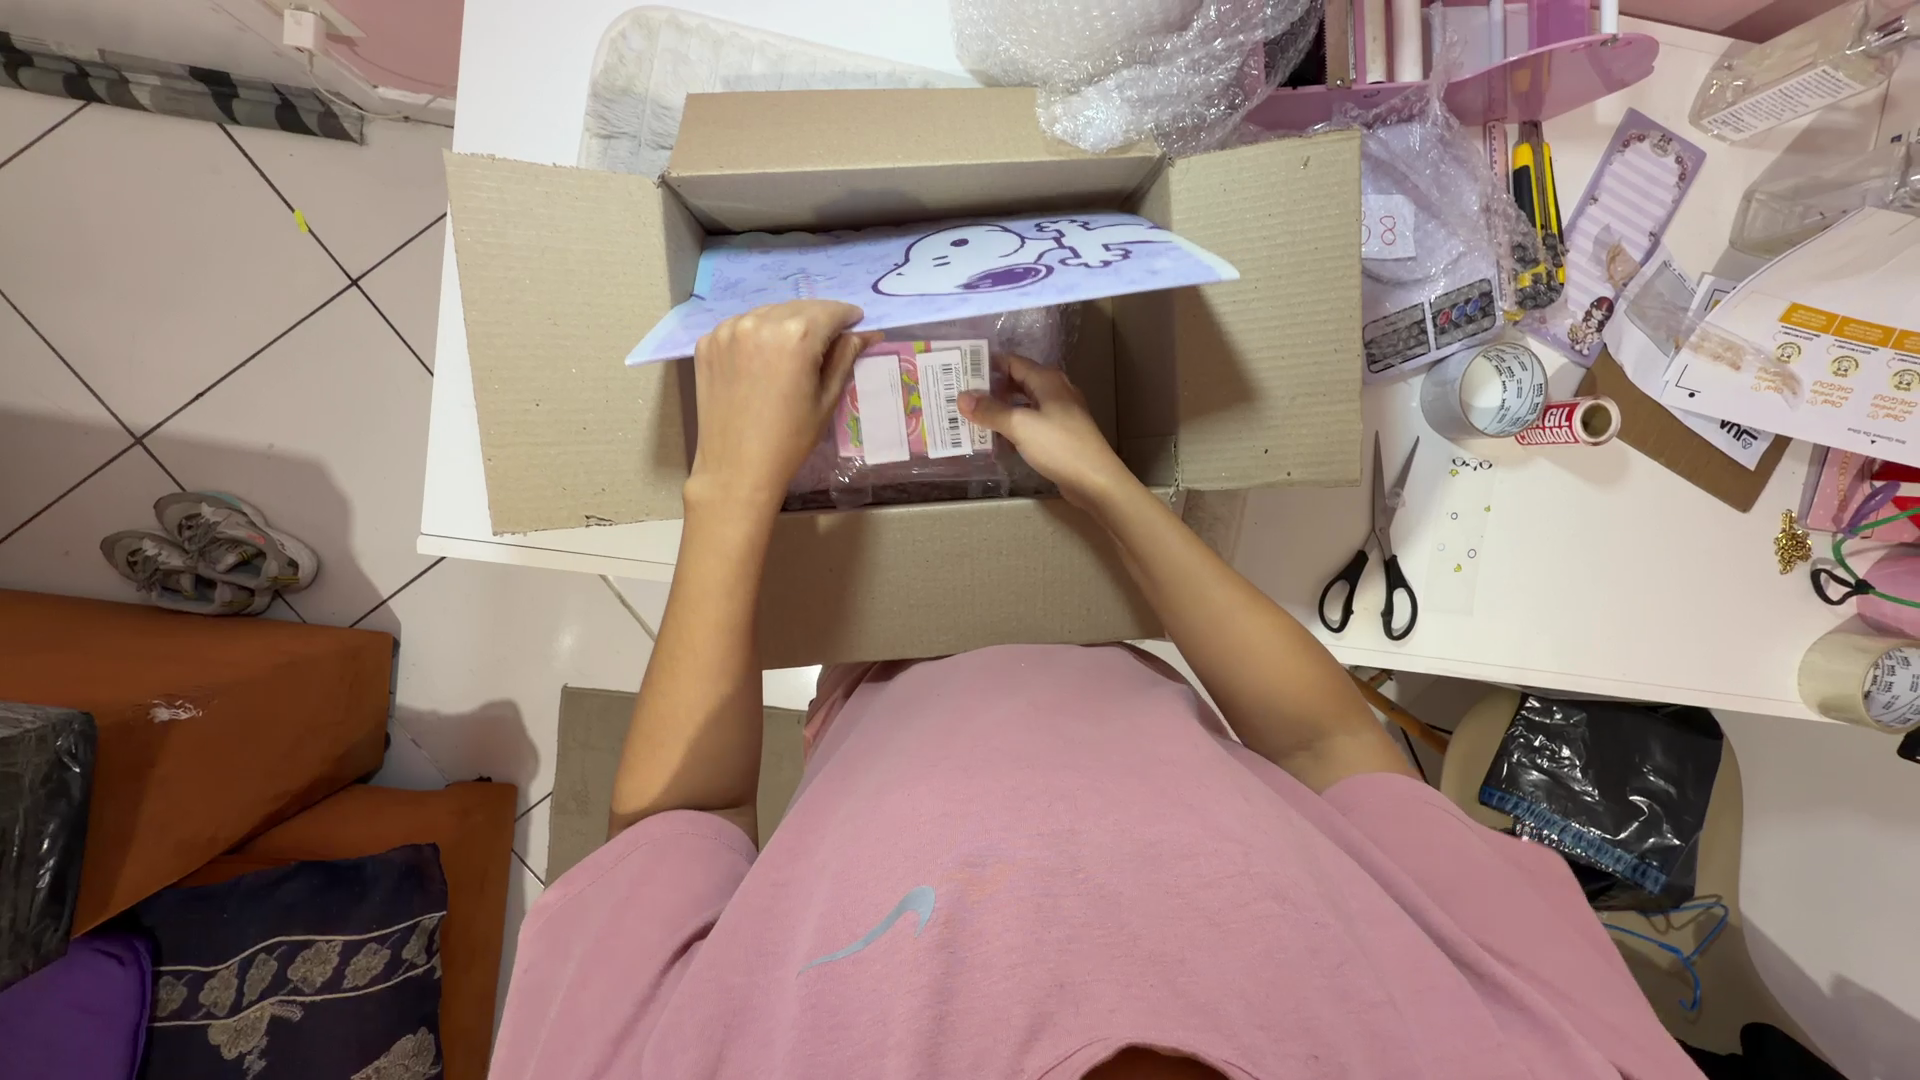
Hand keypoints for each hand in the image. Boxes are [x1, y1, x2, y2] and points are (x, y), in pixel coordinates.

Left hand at [686, 300, 880, 512]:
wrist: (735, 467)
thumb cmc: (790, 439)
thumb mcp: (826, 399)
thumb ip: (845, 357)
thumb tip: (866, 333)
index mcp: (795, 336)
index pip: (830, 311)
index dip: (848, 317)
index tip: (856, 323)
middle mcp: (759, 321)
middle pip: (799, 307)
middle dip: (818, 319)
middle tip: (830, 339)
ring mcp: (728, 329)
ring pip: (769, 313)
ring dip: (787, 324)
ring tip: (794, 351)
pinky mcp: (708, 342)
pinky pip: (742, 326)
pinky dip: (758, 334)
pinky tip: (764, 360)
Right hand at [958, 354, 1137, 511]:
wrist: (1095, 480)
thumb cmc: (1059, 446)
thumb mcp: (1020, 426)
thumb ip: (990, 410)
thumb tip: (962, 397)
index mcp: (1047, 380)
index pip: (1011, 362)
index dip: (986, 364)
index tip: (960, 371)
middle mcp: (1054, 390)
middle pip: (1017, 382)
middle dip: (990, 388)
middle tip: (960, 395)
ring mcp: (1059, 413)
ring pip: (1023, 404)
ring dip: (1000, 409)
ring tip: (971, 416)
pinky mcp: (1059, 434)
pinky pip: (1030, 423)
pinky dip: (1012, 426)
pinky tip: (995, 437)